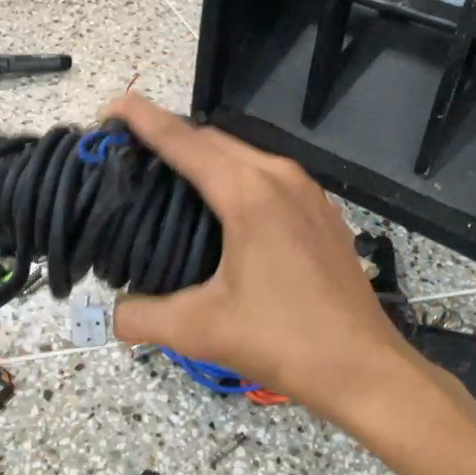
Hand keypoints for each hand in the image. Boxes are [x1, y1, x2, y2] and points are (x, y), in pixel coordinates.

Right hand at [105, 93, 417, 419]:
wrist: (365, 368)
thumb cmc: (284, 341)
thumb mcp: (200, 330)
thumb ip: (142, 315)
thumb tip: (112, 312)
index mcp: (248, 193)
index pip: (183, 141)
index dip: (142, 119)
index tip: (111, 105)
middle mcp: (278, 176)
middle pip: (211, 139)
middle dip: (167, 136)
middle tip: (128, 153)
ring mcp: (306, 190)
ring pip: (241, 154)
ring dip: (201, 155)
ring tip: (165, 175)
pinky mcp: (320, 209)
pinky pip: (265, 173)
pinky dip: (232, 174)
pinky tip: (217, 205)